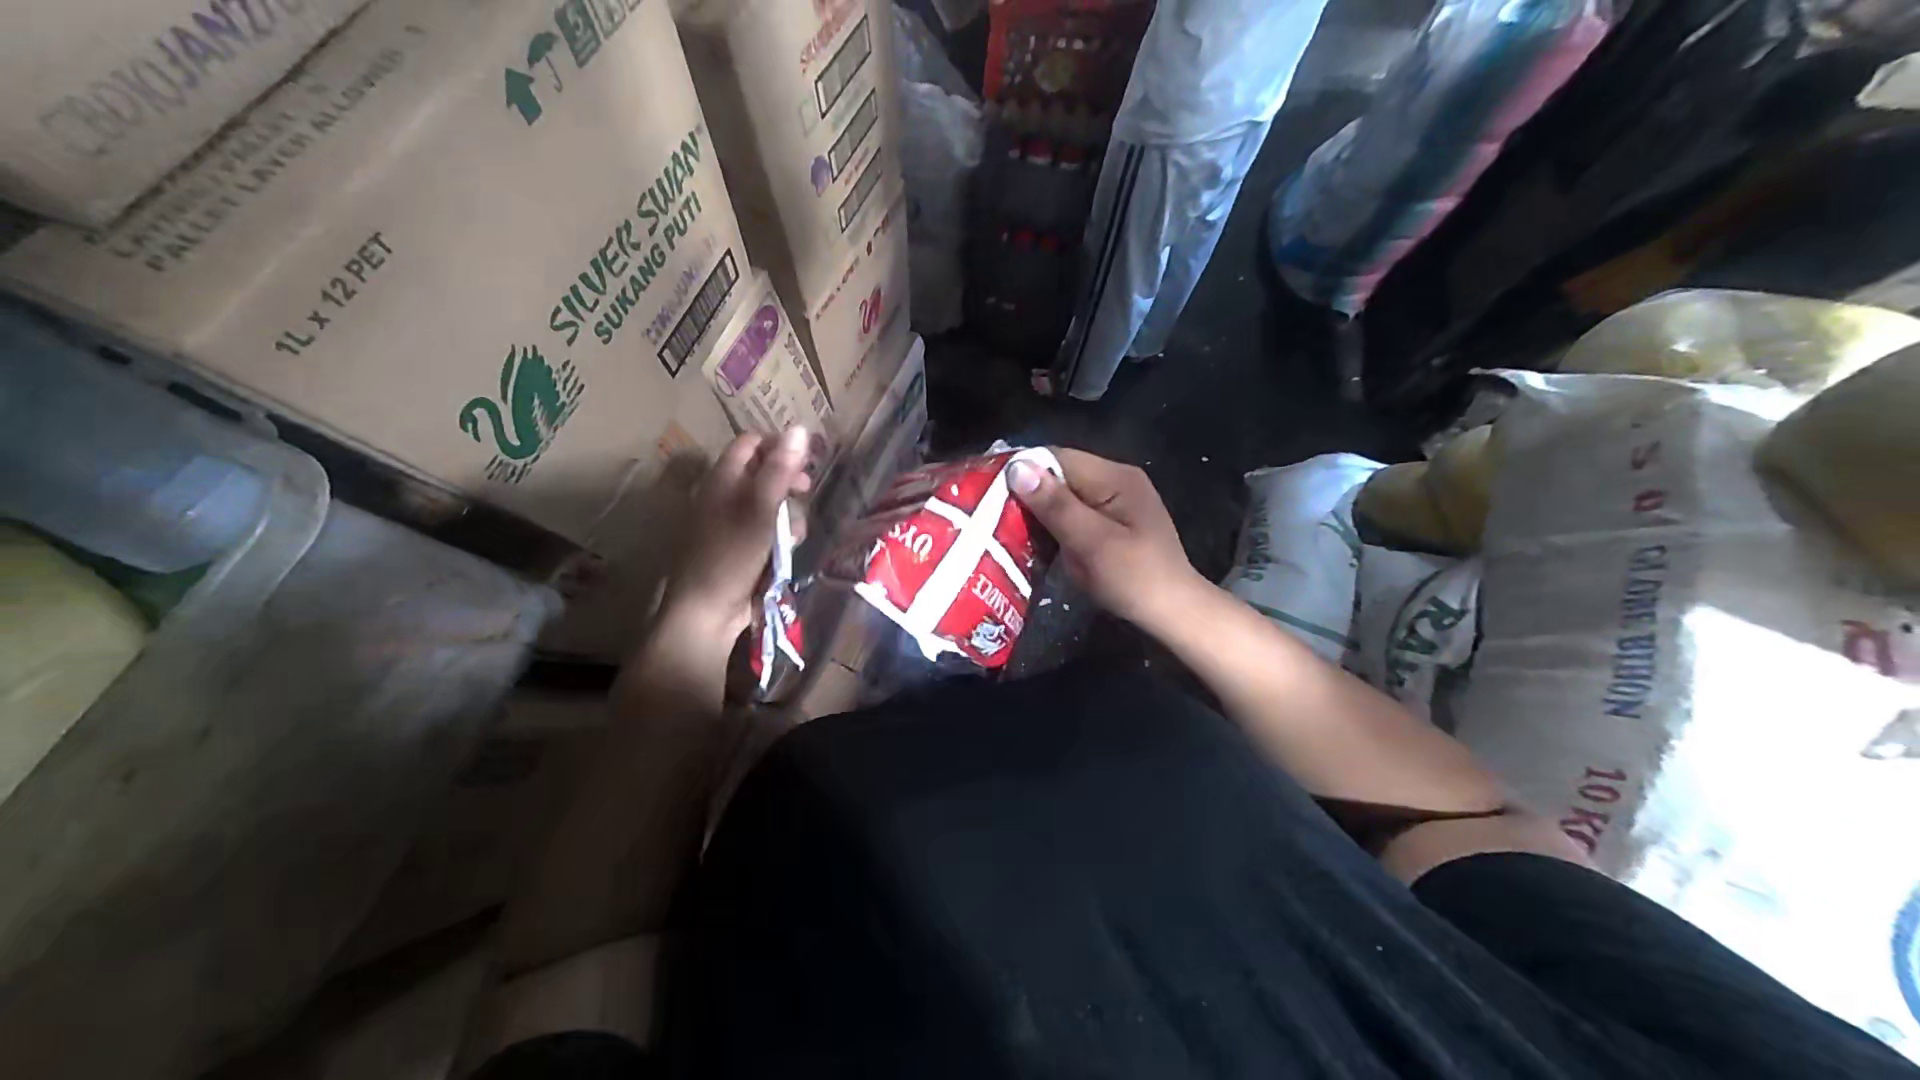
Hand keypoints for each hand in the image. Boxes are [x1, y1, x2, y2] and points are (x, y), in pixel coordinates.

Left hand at [659, 428, 813, 645]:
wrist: (708, 609)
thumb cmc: (732, 555)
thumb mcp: (761, 510)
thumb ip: (780, 470)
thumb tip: (800, 429)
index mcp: (722, 479)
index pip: (751, 444)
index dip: (779, 445)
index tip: (808, 458)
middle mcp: (725, 495)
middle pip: (763, 472)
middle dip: (789, 480)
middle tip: (806, 491)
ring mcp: (731, 522)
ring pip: (769, 502)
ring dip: (788, 511)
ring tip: (795, 530)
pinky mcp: (741, 546)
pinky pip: (766, 528)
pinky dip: (780, 533)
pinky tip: (788, 547)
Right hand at [1008, 448, 1204, 628]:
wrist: (1173, 614)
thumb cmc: (1134, 579)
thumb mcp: (1092, 543)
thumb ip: (1056, 505)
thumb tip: (1017, 467)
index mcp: (1114, 477)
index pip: (1056, 457)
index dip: (1021, 470)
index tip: (988, 491)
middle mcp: (1114, 481)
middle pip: (1058, 474)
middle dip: (1026, 492)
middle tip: (991, 514)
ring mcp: (1113, 502)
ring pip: (1062, 495)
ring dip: (1037, 511)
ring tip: (1005, 527)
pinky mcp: (1109, 523)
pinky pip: (1072, 513)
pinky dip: (1051, 525)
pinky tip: (1034, 541)